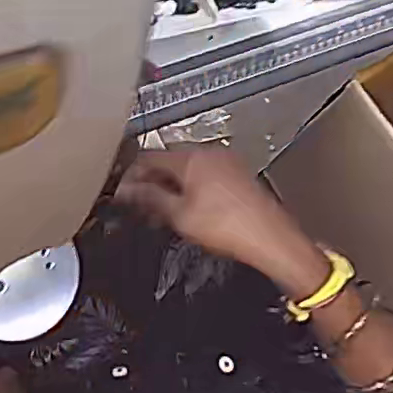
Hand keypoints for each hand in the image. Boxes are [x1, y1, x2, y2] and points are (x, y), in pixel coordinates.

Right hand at [114, 146, 329, 295]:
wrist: (270, 239)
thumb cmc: (227, 227)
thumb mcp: (178, 215)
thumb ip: (149, 197)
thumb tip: (127, 189)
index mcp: (192, 157)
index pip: (149, 157)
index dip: (131, 174)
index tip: (122, 191)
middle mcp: (210, 152)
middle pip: (169, 160)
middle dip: (151, 180)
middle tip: (139, 203)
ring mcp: (227, 162)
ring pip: (188, 168)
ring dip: (171, 185)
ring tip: (162, 210)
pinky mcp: (238, 175)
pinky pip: (205, 175)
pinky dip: (191, 188)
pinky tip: (187, 209)